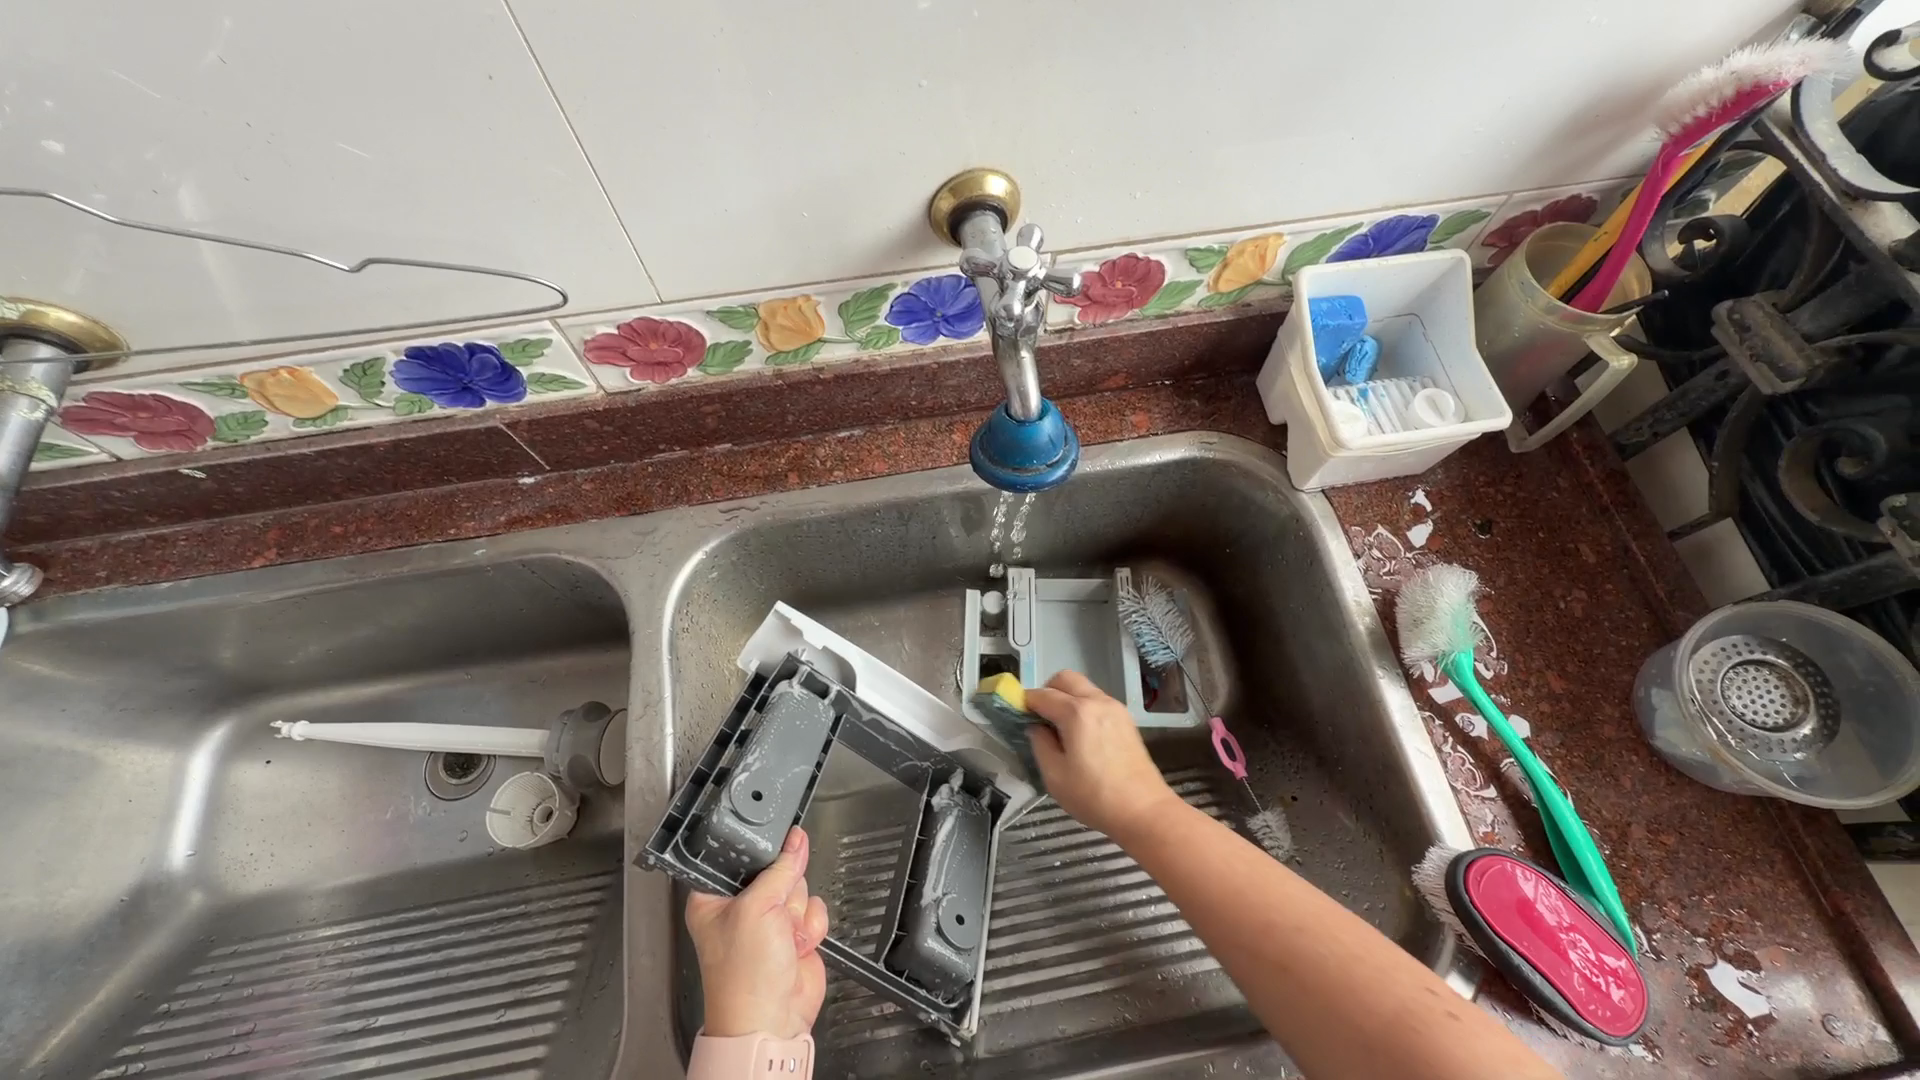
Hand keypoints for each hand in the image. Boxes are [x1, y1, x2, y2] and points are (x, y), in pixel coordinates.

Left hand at [685, 826, 830, 1038]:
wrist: (772, 1021)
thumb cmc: (743, 975)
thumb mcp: (757, 908)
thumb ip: (781, 869)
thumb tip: (796, 840)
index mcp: (716, 898)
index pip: (741, 857)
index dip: (760, 854)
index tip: (773, 851)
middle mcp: (743, 908)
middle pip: (779, 869)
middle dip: (785, 891)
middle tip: (774, 915)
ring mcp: (771, 921)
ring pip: (800, 889)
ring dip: (798, 912)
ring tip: (785, 937)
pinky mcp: (795, 934)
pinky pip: (815, 910)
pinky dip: (812, 927)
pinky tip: (798, 947)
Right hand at [1026, 670, 1179, 839]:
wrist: (1144, 810)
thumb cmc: (1094, 796)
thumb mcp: (1054, 776)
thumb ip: (1040, 744)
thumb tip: (1036, 727)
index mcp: (1077, 713)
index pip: (1042, 695)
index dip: (1025, 703)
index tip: (1017, 716)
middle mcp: (1097, 702)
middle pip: (1065, 679)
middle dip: (1047, 691)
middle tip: (1040, 718)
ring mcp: (1115, 709)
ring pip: (1083, 688)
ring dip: (1067, 699)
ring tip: (1061, 730)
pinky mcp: (1126, 720)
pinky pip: (1097, 701)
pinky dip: (1083, 707)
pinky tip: (1081, 735)